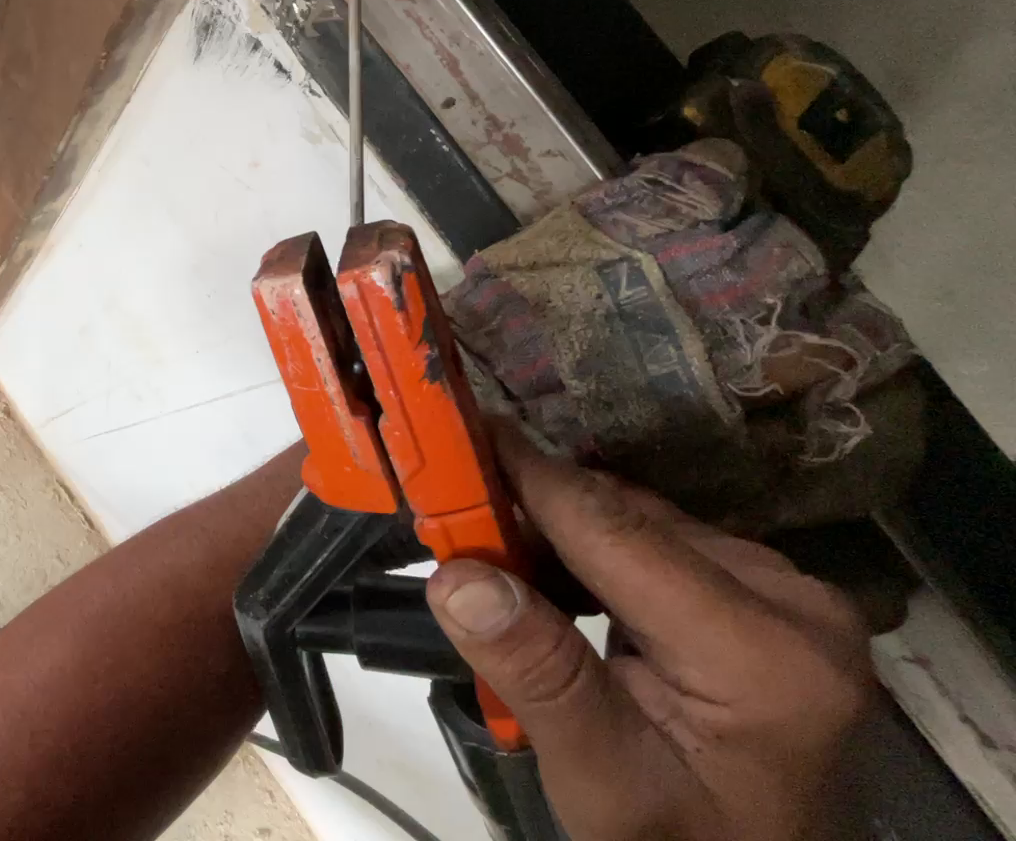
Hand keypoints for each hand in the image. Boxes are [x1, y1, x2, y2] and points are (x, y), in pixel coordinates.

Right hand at [426, 426, 876, 840]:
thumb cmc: (675, 834)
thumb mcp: (597, 776)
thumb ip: (537, 676)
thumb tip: (458, 578)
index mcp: (763, 652)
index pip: (613, 530)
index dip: (523, 476)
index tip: (451, 431)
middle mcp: (789, 599)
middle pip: (620, 518)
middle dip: (523, 507)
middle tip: (441, 509)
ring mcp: (779, 590)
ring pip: (627, 519)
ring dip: (546, 526)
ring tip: (478, 545)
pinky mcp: (757, 591)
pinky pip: (644, 539)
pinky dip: (577, 545)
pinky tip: (537, 573)